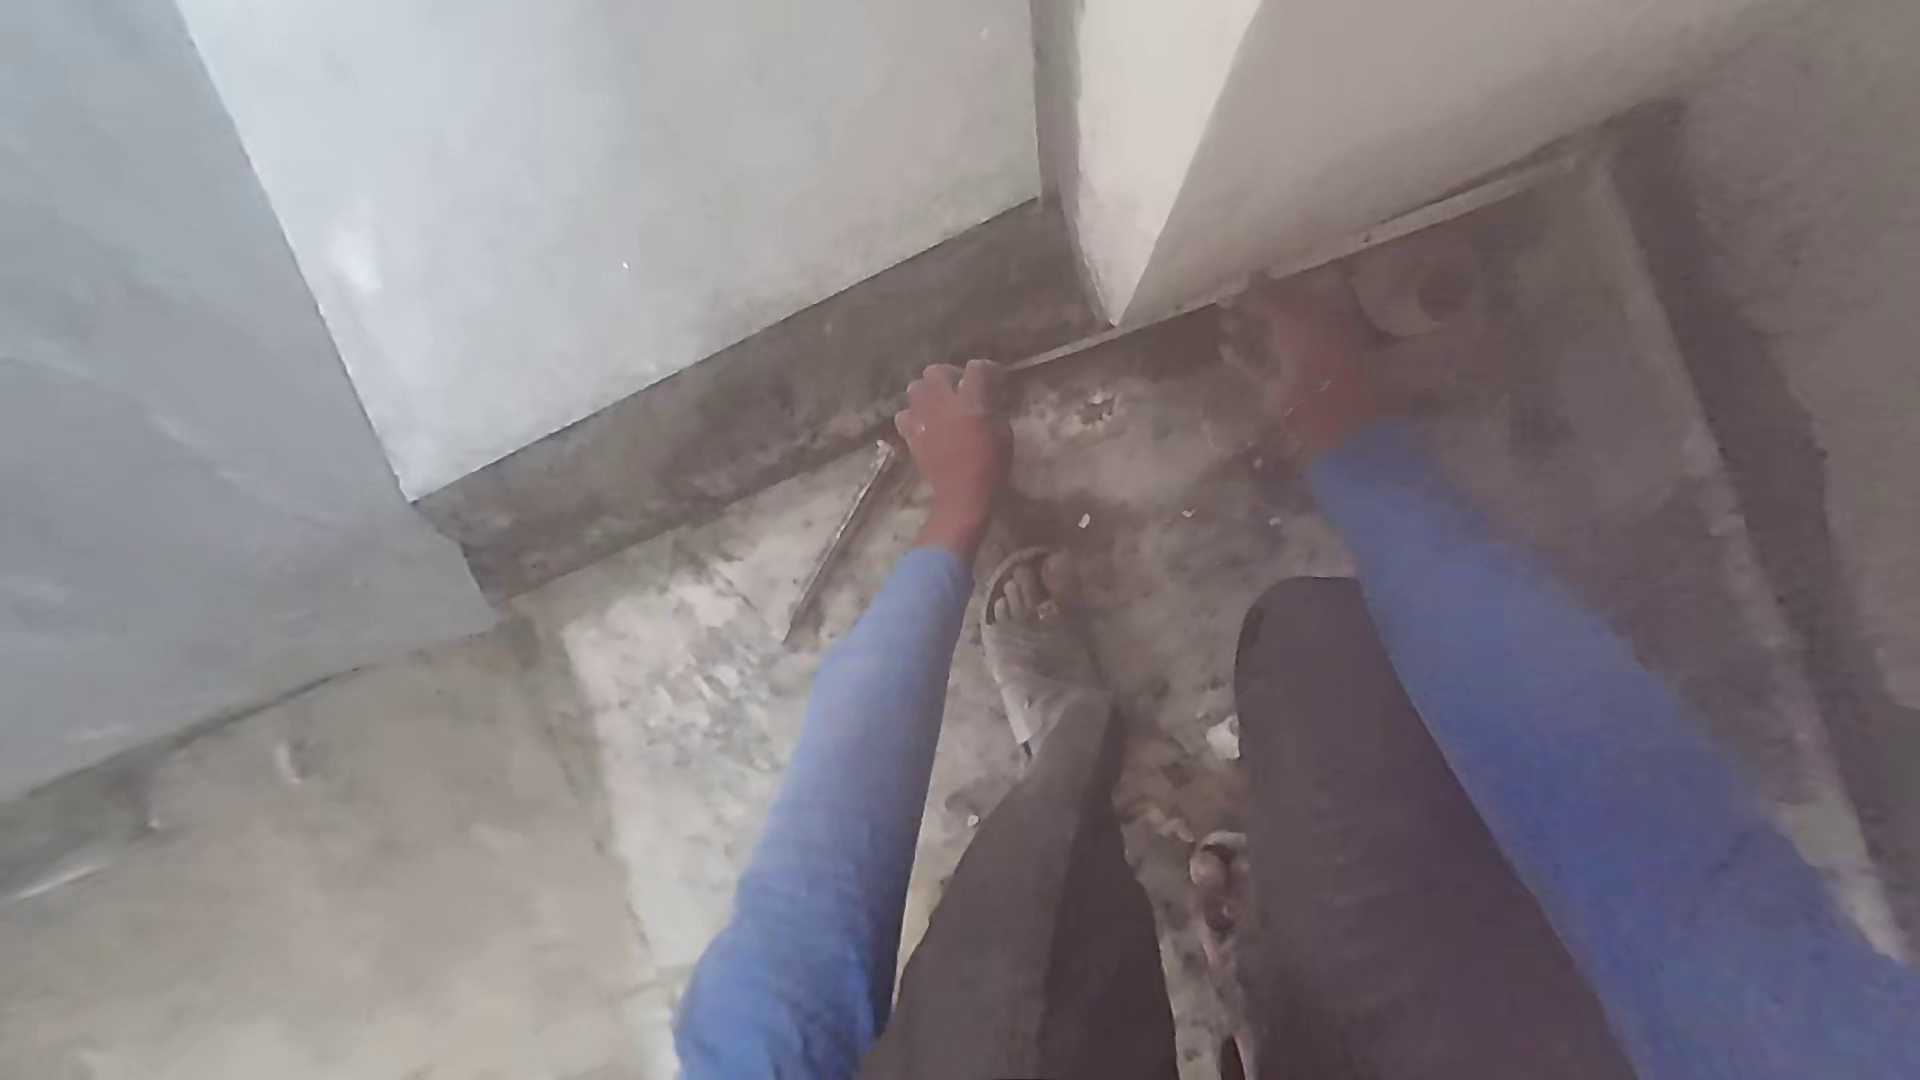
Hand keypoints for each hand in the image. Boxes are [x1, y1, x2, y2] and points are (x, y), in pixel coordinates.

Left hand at [895, 359, 1009, 559]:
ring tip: (938, 404)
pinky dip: (913, 415)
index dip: (986, 369)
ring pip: (915, 388)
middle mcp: (943, 402)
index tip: (992, 377)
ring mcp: (923, 418)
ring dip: (927, 392)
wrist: (961, 496)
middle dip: (949, 375)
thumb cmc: (990, 467)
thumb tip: (987, 397)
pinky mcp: (910, 435)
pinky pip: (904, 414)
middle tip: (959, 388)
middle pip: (936, 371)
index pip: (977, 368)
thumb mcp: (1004, 434)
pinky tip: (924, 424)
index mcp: (972, 401)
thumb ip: (994, 409)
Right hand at [1221, 274, 1377, 458]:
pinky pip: (1254, 366)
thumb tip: (1248, 276)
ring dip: (1242, 331)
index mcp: (1326, 313)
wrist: (1318, 403)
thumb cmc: (1315, 349)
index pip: (1299, 292)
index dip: (1274, 284)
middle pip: (1277, 317)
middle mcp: (1311, 335)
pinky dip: (1239, 357)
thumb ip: (1268, 296)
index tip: (1248, 277)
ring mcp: (1294, 362)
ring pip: (1264, 341)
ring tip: (1220, 320)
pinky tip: (1223, 347)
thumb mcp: (1292, 313)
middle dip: (1252, 308)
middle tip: (1225, 298)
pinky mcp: (1275, 385)